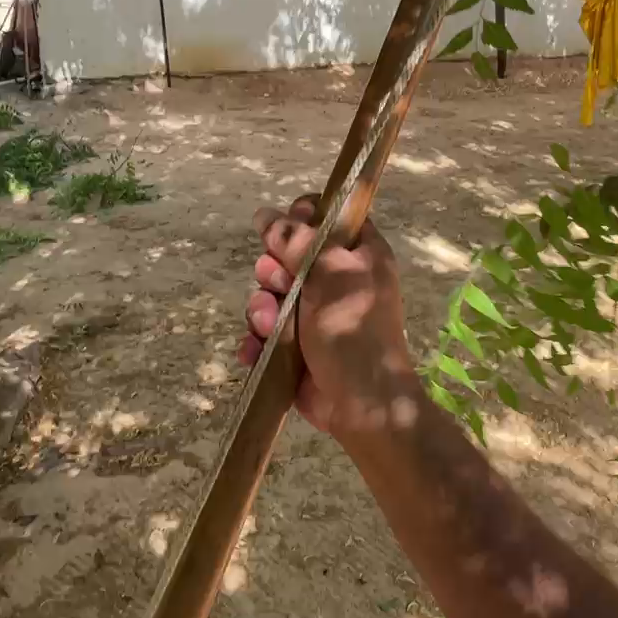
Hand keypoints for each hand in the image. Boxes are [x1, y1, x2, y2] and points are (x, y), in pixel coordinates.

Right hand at [236, 196, 420, 444]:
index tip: (283, 231)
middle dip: (273, 274)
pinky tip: (255, 350)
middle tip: (279, 286)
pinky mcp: (296, 346)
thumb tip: (265, 215)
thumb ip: (297, 241)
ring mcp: (315, 315)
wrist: (361, 402)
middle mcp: (337, 281)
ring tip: (270, 328)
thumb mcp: (329, 274)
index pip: (328, 219)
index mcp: (359, 255)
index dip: (301, 220)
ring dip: (262, 311)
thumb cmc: (353, 329)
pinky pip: (265, 332)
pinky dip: (257, 341)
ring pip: (270, 296)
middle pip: (287, 258)